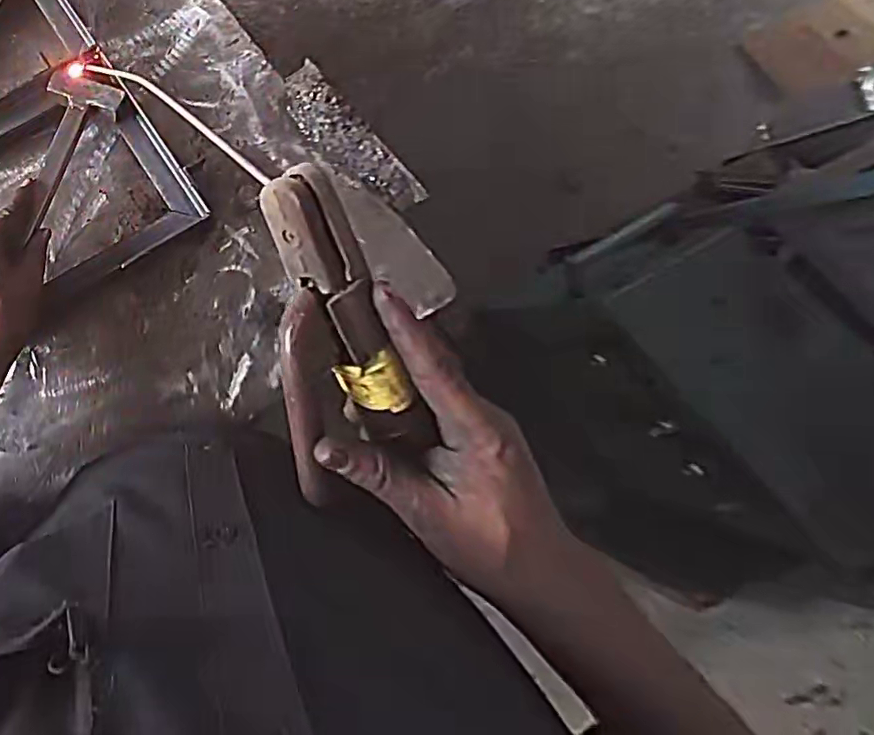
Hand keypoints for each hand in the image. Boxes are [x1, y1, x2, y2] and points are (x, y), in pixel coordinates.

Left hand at [0, 180, 48, 450]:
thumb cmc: (2, 323)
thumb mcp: (30, 283)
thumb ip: (35, 253)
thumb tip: (40, 236)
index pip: (6, 218)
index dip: (23, 201)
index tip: (31, 187)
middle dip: (14, 227)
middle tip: (35, 223)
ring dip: (4, 246)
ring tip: (25, 254)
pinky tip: (8, 272)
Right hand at [312, 286, 588, 605]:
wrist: (548, 579)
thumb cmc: (497, 551)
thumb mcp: (428, 514)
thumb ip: (376, 475)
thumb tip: (324, 448)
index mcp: (479, 432)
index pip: (435, 368)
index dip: (405, 328)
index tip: (382, 294)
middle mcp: (484, 417)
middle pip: (429, 364)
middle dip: (389, 337)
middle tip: (350, 315)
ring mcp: (481, 422)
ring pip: (428, 380)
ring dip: (390, 371)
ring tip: (352, 371)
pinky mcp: (473, 430)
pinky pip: (431, 398)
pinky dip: (400, 394)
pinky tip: (375, 408)